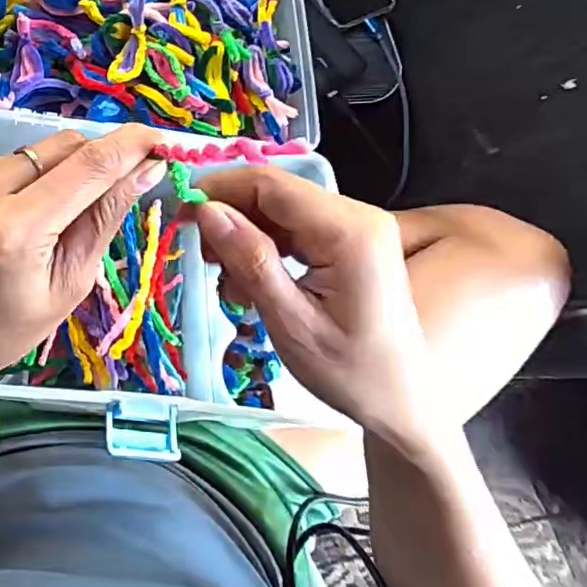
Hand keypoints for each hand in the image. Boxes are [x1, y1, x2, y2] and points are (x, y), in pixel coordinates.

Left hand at [0, 124, 166, 387]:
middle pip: (61, 147)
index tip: (161, 139)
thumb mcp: (70, 282)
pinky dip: (22, 179)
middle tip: (112, 186)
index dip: (130, 146)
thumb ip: (104, 217)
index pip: (87, 167)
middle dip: (95, 161)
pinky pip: (3, 160)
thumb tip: (145, 167)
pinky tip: (13, 214)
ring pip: (34, 151)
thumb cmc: (8, 327)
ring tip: (46, 218)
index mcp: (13, 233)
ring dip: (56, 173)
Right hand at [191, 166, 445, 446]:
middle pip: (274, 192)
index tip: (180, 214)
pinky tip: (250, 279)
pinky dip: (263, 246)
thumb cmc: (352, 372)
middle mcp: (357, 216)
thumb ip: (250, 261)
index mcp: (350, 232)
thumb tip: (207, 211)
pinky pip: (292, 226)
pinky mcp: (348, 240)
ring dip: (243, 234)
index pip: (271, 185)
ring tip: (230, 281)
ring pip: (278, 208)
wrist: (406, 400)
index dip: (219, 189)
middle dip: (229, 215)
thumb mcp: (292, 323)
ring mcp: (355, 226)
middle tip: (202, 257)